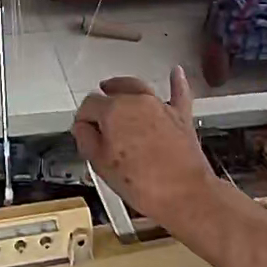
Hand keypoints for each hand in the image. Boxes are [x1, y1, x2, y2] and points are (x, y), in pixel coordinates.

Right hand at [72, 66, 220, 230]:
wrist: (184, 193)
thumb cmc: (145, 183)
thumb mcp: (101, 166)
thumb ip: (86, 140)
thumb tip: (82, 128)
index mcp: (114, 110)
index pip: (89, 104)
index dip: (83, 118)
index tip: (82, 129)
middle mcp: (138, 101)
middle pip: (114, 92)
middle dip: (102, 101)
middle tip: (96, 113)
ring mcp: (161, 106)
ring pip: (139, 88)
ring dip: (126, 88)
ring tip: (116, 88)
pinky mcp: (180, 115)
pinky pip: (178, 92)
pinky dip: (176, 82)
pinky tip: (176, 72)